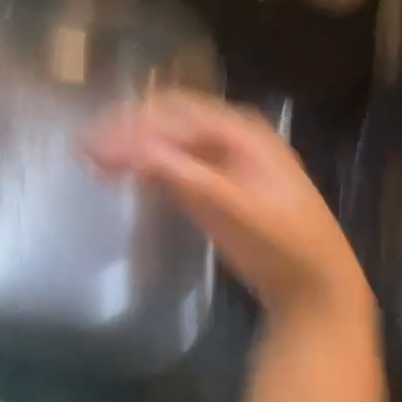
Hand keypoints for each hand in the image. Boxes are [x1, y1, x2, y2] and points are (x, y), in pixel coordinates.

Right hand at [80, 88, 373, 324]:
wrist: (317, 288)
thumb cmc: (280, 244)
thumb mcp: (229, 208)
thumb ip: (180, 173)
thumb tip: (127, 146)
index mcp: (241, 131)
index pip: (172, 112)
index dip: (128, 124)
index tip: (91, 145)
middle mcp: (232, 136)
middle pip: (167, 118)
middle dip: (124, 129)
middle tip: (85, 150)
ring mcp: (226, 160)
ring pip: (167, 138)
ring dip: (131, 145)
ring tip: (93, 161)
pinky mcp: (218, 184)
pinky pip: (174, 161)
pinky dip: (145, 164)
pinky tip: (122, 176)